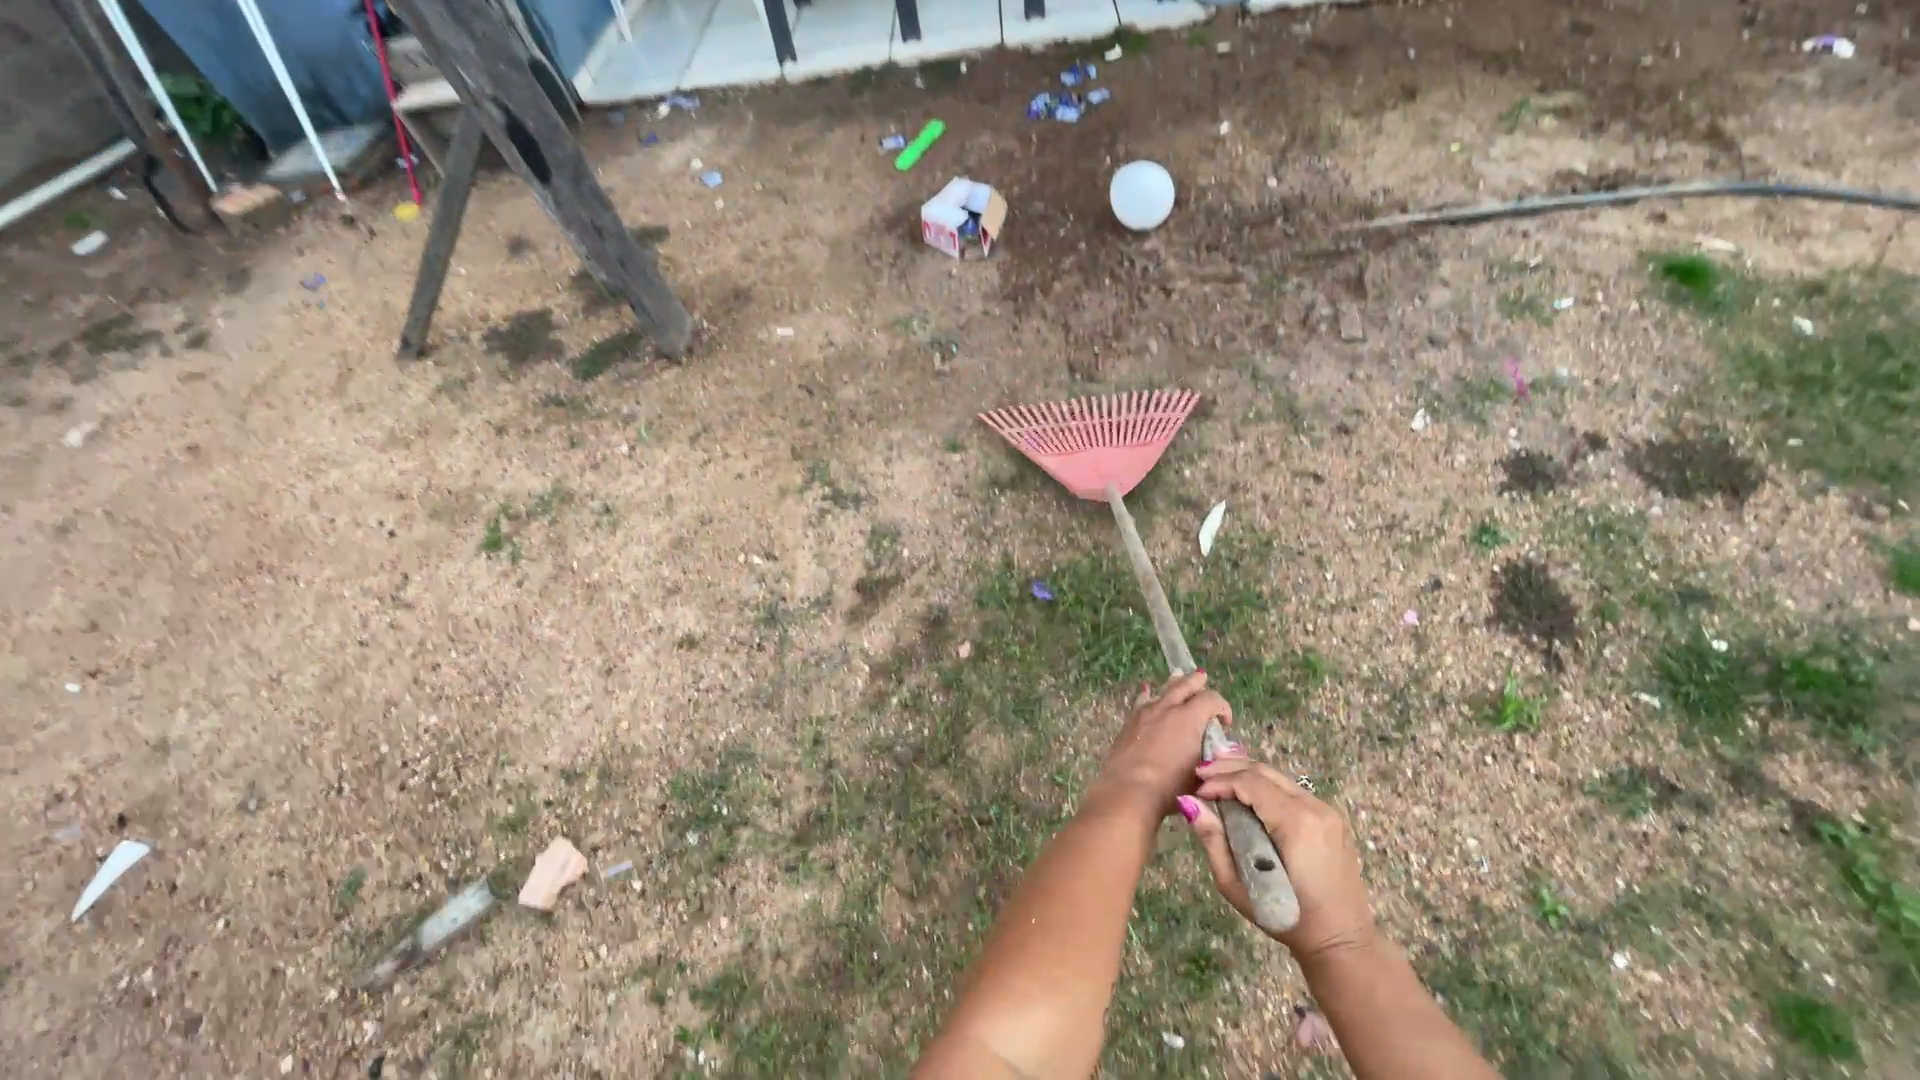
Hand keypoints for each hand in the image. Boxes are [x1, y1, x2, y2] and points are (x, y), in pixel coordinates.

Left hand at [1091, 671, 1229, 811]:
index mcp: (1189, 718)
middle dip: (1196, 682)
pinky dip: (1147, 697)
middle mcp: (1167, 709)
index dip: (1223, 707)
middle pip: (1184, 686)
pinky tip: (1147, 693)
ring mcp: (1145, 713)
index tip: (1225, 723)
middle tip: (1202, 678)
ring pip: (1162, 691)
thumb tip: (1217, 753)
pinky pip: (1141, 703)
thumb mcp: (1201, 775)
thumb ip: (1211, 760)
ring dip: (1173, 684)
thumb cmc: (1170, 786)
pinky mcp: (1129, 723)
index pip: (1211, 699)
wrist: (1128, 790)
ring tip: (1177, 676)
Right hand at [1179, 756, 1377, 961]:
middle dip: (1229, 768)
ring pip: (1279, 778)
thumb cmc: (1285, 917)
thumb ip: (1213, 840)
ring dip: (1247, 775)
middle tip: (1200, 774)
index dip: (1219, 780)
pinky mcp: (1332, 819)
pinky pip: (1292, 792)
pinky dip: (1265, 788)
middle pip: (1265, 772)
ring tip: (1217, 780)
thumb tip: (1188, 803)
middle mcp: (1315, 808)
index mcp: (1295, 823)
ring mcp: (1328, 811)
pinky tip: (1247, 796)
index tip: (1196, 791)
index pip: (1250, 782)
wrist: (1341, 941)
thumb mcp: (1237, 886)